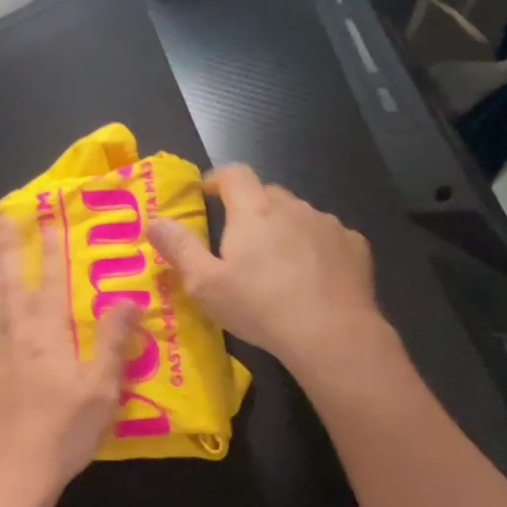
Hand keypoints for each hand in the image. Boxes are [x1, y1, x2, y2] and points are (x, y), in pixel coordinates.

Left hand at [0, 214, 141, 494]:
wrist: (20, 469)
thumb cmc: (66, 430)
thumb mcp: (102, 389)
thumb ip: (113, 342)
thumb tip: (127, 299)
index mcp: (48, 336)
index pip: (51, 282)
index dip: (51, 250)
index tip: (49, 218)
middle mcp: (19, 335)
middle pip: (11, 282)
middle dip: (7, 247)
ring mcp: (0, 352)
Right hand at [146, 164, 393, 369]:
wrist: (330, 332)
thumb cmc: (258, 306)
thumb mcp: (205, 284)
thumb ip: (179, 248)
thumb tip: (153, 221)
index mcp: (253, 211)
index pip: (234, 174)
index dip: (217, 179)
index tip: (206, 193)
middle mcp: (292, 207)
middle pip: (267, 194)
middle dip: (250, 208)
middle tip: (237, 240)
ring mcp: (327, 224)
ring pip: (298, 216)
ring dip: (284, 229)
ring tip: (276, 264)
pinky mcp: (354, 246)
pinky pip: (327, 237)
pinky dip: (314, 248)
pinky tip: (311, 278)